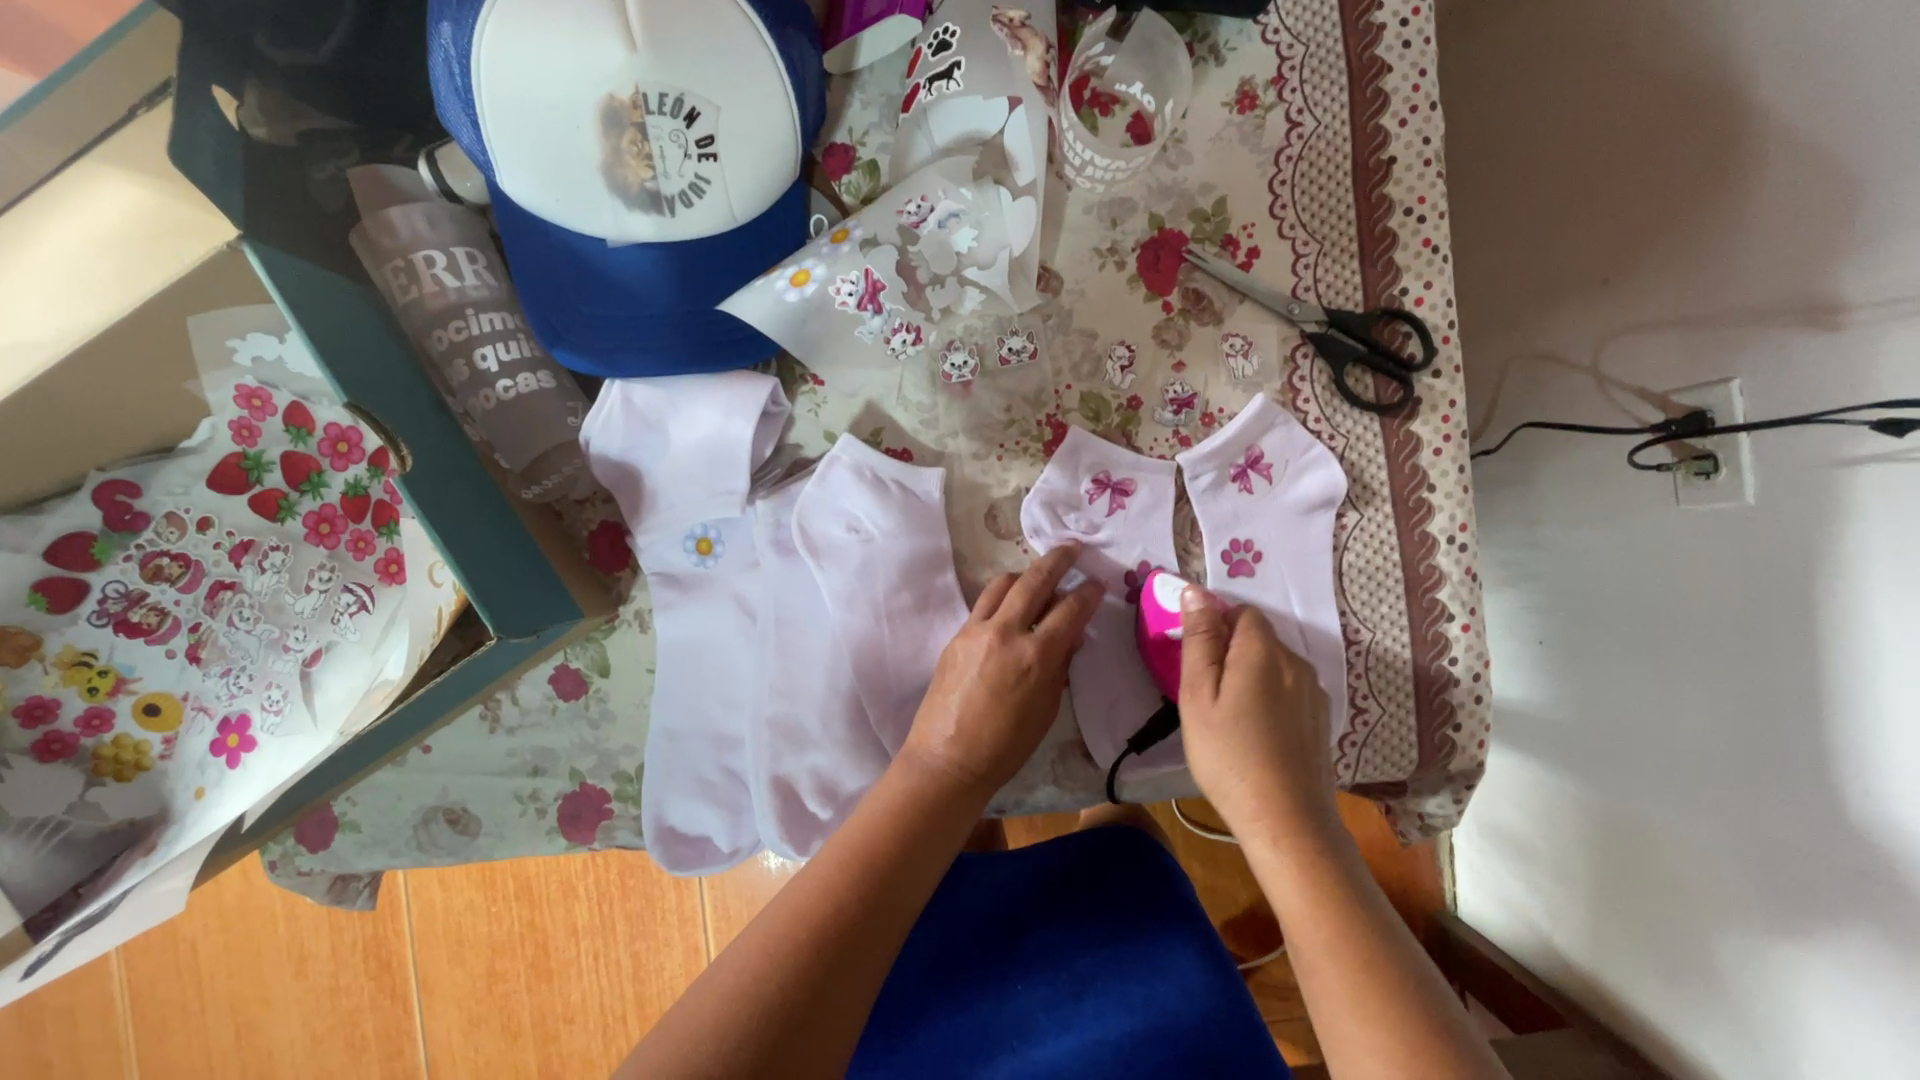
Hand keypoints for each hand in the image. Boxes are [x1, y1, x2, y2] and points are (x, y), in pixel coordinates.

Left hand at [899, 544, 1104, 801]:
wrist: (948, 759)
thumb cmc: (1006, 746)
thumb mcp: (1047, 709)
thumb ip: (1060, 667)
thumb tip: (1070, 637)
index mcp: (1036, 656)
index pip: (1070, 609)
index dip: (1088, 593)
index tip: (1097, 583)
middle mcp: (1006, 633)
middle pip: (1035, 580)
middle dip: (1058, 559)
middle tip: (1073, 548)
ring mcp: (976, 631)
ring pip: (1003, 584)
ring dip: (1025, 575)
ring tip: (1039, 577)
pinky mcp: (956, 637)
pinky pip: (983, 604)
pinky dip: (1002, 597)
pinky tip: (1011, 607)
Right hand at [1177, 585, 1338, 840]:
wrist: (1286, 819)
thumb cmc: (1229, 755)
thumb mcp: (1198, 696)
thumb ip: (1198, 640)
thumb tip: (1195, 592)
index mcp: (1264, 651)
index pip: (1241, 612)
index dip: (1215, 625)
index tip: (1194, 659)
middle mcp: (1296, 663)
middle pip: (1259, 638)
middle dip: (1230, 652)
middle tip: (1204, 694)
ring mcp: (1314, 693)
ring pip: (1274, 666)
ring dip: (1249, 677)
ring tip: (1227, 718)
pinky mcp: (1321, 720)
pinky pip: (1288, 691)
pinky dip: (1268, 699)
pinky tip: (1254, 734)